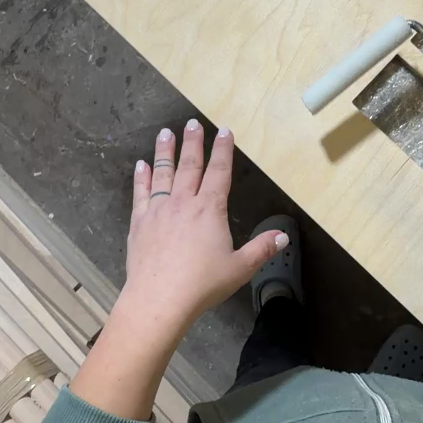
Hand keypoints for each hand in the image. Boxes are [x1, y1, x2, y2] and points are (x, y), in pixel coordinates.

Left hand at [115, 120, 284, 345]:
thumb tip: (283, 236)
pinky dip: (142, 177)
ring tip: (166, 133)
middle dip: (192, 143)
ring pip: (162, 173)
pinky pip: (141, 193)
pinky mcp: (139, 223)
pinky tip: (142, 165)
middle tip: (192, 123)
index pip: (219, 172)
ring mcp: (158, 210)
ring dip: (165, 152)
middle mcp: (183, 202)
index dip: (223, 151)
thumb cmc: (202, 284)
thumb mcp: (240, 268)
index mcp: (210, 209)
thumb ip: (261, 249)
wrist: (159, 298)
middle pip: (189, 166)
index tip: (223, 132)